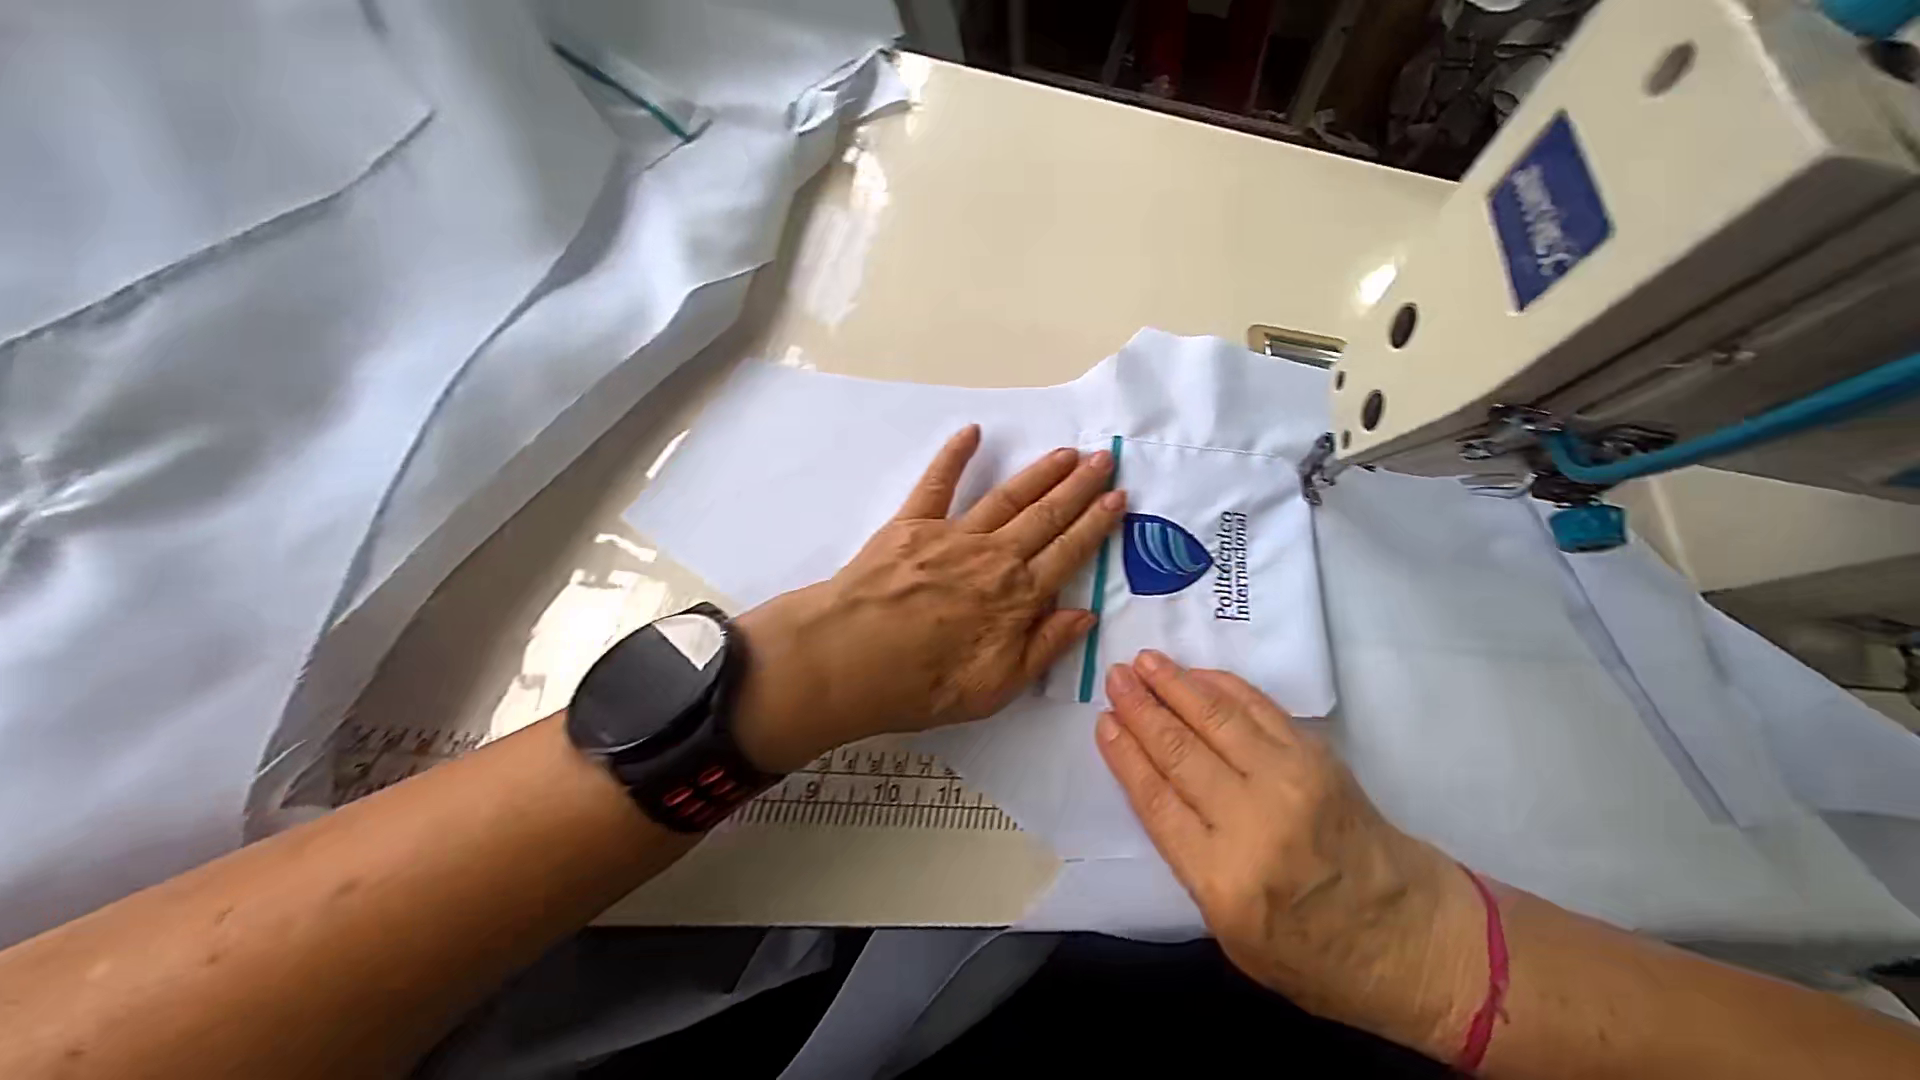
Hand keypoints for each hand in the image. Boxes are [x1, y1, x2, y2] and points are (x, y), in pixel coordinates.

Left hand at [732, 425, 1126, 771]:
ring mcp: (952, 536)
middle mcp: (994, 557)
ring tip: (1066, 453)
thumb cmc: (922, 685)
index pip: (1069, 553)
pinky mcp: (911, 524)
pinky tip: (972, 433)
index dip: (1097, 524)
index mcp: (1017, 597)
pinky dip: (955, 456)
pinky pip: (938, 483)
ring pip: (1008, 497)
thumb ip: (1044, 648)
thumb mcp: (996, 688)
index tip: (1118, 498)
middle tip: (1105, 459)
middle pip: (1047, 516)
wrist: (848, 662)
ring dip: (1040, 473)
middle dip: (1080, 487)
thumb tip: (1085, 614)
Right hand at [1095, 651, 1485, 1059]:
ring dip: (1175, 685)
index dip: (1126, 755)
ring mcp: (1290, 783)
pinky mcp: (1317, 760)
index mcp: (1222, 879)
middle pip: (1179, 752)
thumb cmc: (1312, 950)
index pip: (1156, 800)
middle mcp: (1253, 823)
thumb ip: (1189, 859)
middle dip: (1141, 710)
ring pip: (1216, 721)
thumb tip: (1155, 784)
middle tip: (1115, 677)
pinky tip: (1197, 674)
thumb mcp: (1231, 933)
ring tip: (1145, 661)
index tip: (1103, 722)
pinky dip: (1224, 687)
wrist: (1413, 938)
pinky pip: (1260, 710)